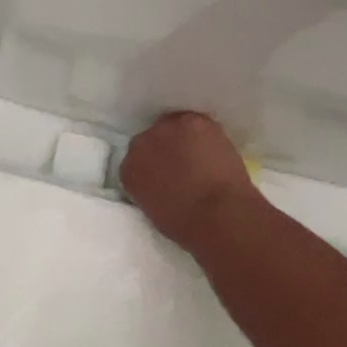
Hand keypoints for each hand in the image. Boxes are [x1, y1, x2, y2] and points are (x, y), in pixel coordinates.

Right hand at [118, 112, 262, 248]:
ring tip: (200, 154)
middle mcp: (140, 144)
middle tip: (183, 164)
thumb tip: (162, 182)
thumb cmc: (187, 225)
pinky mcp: (193, 121)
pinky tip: (213, 147)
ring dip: (184, 137)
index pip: (135, 161)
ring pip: (174, 127)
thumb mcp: (155, 211)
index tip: (166, 177)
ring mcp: (167, 129)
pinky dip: (203, 133)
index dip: (153, 168)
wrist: (218, 214)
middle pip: (152, 139)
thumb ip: (150, 189)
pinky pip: (196, 123)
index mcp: (128, 170)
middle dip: (165, 149)